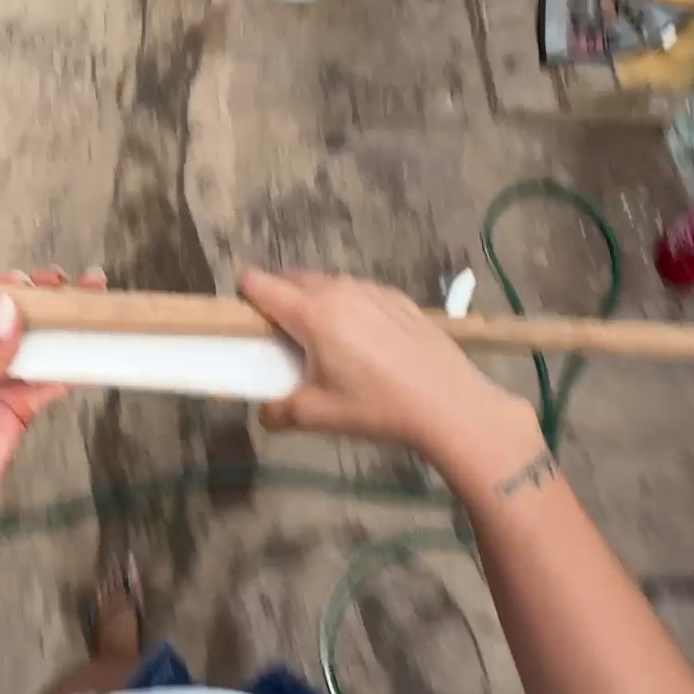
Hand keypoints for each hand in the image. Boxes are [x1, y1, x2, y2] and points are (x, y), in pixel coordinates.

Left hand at [0, 268, 104, 527]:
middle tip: (71, 284)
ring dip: (63, 328)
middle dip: (43, 301)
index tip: (28, 281)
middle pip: (15, 321)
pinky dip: (73, 368)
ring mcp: (3, 381)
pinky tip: (91, 352)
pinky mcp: (23, 407)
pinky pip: (51, 382)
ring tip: (91, 306)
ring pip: (38, 346)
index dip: (4, 290)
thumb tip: (12, 313)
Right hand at [238, 269, 542, 484]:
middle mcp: (338, 291)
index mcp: (312, 314)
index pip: (260, 285)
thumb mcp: (318, 415)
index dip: (243, 295)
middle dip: (277, 298)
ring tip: (323, 339)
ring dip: (312, 300)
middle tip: (281, 335)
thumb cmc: (377, 408)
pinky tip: (363, 341)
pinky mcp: (398, 299)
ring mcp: (372, 291)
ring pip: (326, 283)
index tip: (244, 317)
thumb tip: (265, 413)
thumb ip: (279, 411)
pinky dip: (346, 306)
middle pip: (291, 278)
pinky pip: (357, 292)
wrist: (450, 406)